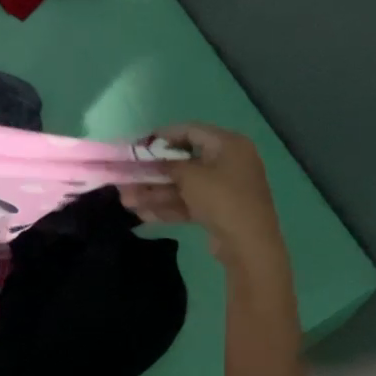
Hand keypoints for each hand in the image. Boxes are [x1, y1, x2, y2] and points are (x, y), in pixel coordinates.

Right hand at [120, 123, 285, 267]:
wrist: (249, 244)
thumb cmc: (221, 199)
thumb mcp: (190, 176)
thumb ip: (167, 164)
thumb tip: (152, 160)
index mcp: (228, 145)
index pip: (190, 131)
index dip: (162, 137)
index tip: (138, 146)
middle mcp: (228, 162)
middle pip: (183, 162)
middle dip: (152, 172)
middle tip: (127, 178)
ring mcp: (223, 188)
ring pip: (183, 186)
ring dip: (154, 192)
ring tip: (127, 201)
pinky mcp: (218, 210)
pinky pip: (189, 203)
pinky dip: (168, 207)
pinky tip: (142, 215)